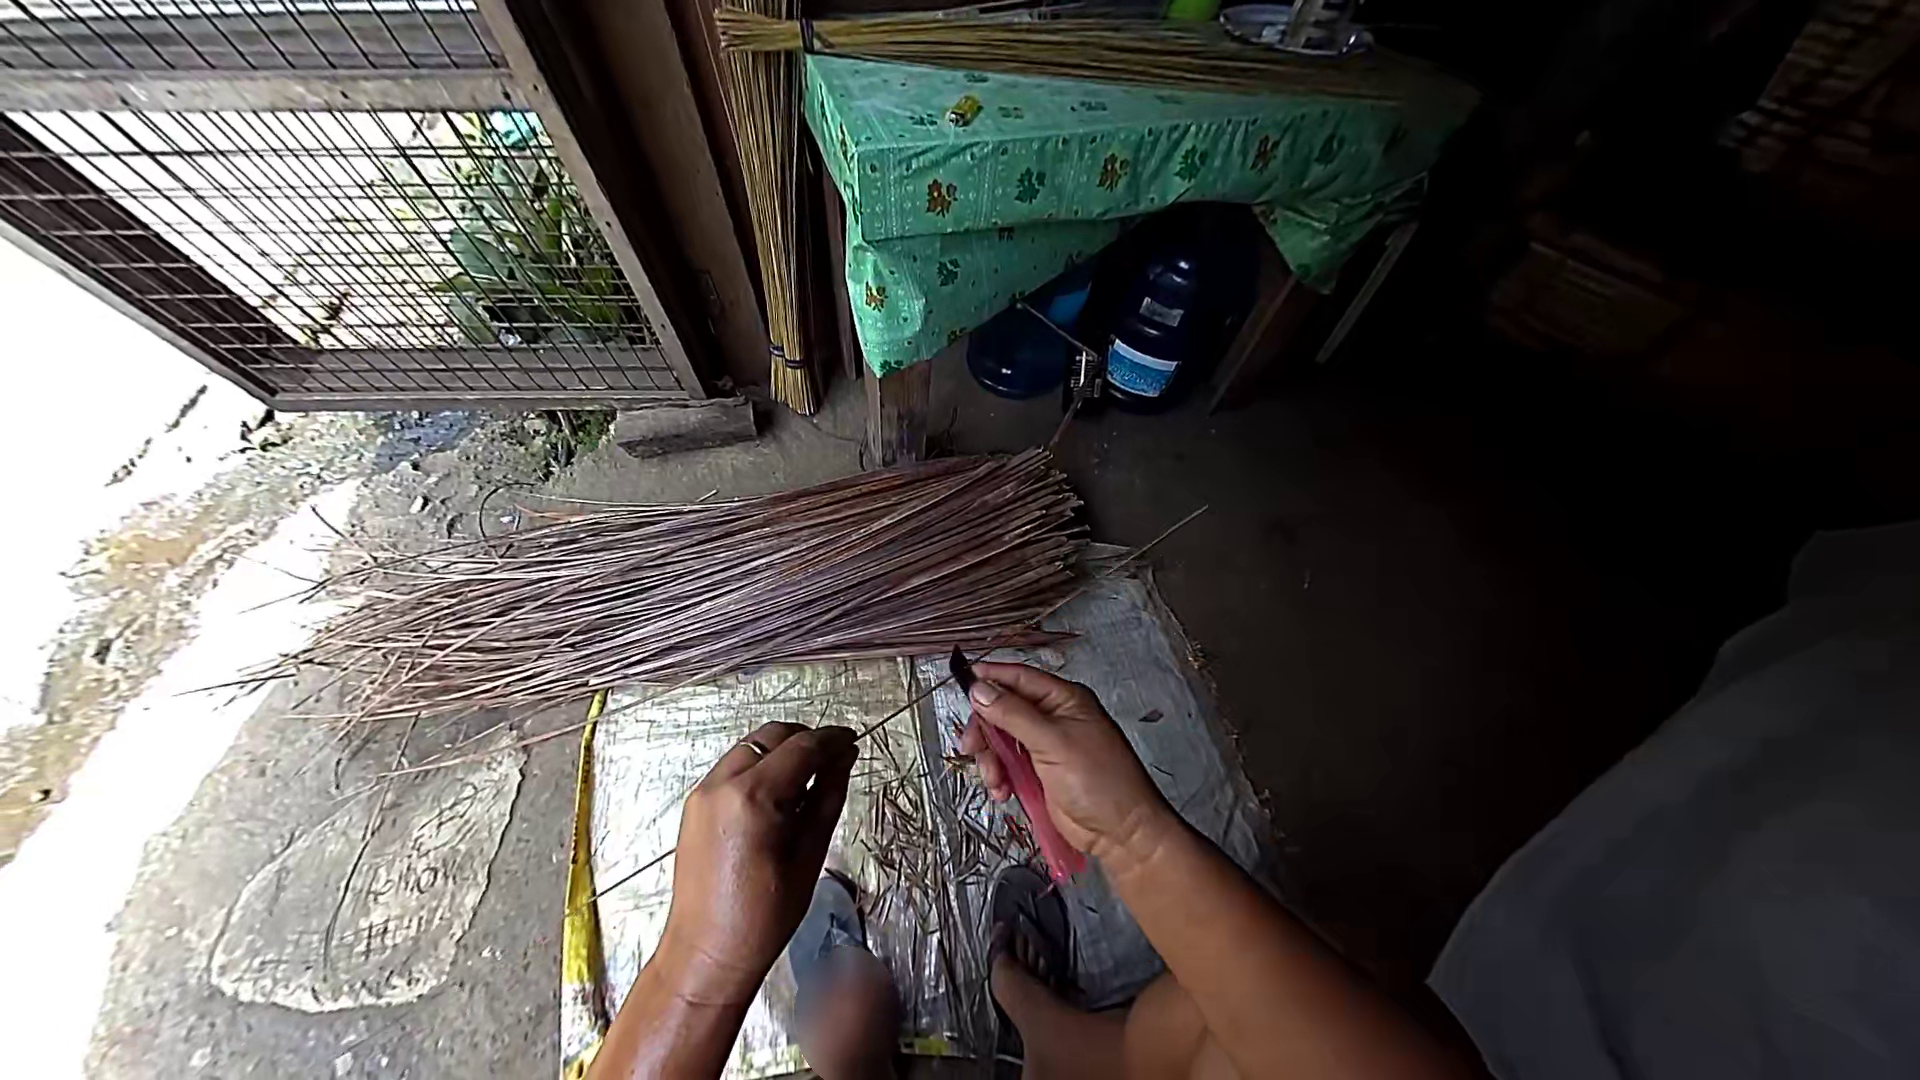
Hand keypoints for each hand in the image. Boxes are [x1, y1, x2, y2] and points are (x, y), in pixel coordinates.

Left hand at [657, 721, 856, 1003]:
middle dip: (806, 739)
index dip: (832, 739)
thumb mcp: (810, 851)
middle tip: (833, 758)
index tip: (851, 740)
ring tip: (808, 776)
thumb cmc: (764, 914)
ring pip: (752, 746)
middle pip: (773, 735)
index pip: (802, 747)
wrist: (705, 954)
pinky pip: (734, 765)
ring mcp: (704, 792)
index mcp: (754, 797)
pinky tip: (779, 792)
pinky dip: (761, 765)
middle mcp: (723, 784)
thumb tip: (845, 756)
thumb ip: (829, 794)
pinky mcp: (695, 804)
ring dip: (783, 750)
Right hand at [957, 662, 1176, 872]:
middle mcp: (1052, 717)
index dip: (990, 678)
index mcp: (1063, 699)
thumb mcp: (1053, 742)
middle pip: (1004, 709)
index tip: (962, 681)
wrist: (1120, 833)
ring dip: (991, 759)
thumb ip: (1013, 714)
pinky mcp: (1037, 772)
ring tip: (995, 779)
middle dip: (985, 728)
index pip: (1020, 678)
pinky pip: (1006, 765)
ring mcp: (1044, 746)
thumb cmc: (1099, 780)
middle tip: (971, 746)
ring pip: (1000, 739)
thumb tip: (980, 689)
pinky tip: (1003, 791)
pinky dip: (999, 776)